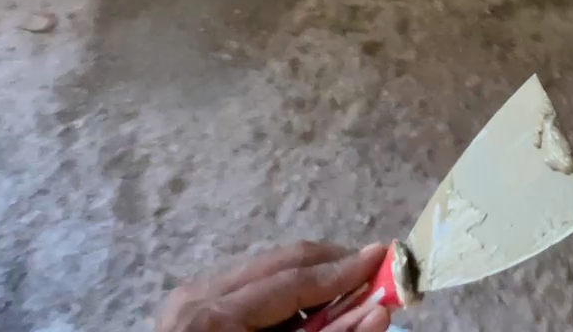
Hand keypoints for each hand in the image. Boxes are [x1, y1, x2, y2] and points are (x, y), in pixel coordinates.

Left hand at [155, 242, 391, 331]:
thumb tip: (379, 312)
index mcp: (216, 318)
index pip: (295, 280)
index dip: (345, 270)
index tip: (384, 254)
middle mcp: (199, 294)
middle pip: (284, 261)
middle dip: (332, 266)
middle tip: (372, 269)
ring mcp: (189, 295)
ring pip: (269, 266)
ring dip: (309, 277)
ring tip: (341, 292)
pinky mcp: (188, 301)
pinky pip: (250, 280)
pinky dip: (282, 290)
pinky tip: (301, 310)